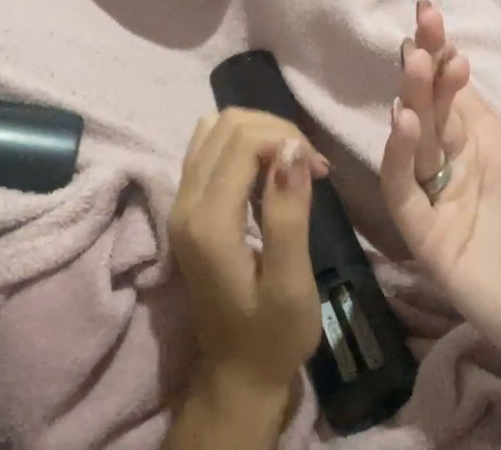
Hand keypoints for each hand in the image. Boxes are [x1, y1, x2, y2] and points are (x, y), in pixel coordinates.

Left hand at [168, 109, 328, 420]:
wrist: (236, 375)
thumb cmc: (273, 337)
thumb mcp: (291, 283)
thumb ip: (288, 214)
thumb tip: (293, 149)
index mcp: (207, 222)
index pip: (242, 139)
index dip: (287, 139)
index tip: (320, 171)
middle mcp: (184, 203)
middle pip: (226, 124)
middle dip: (276, 131)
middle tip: (312, 167)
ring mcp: (180, 203)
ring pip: (215, 129)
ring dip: (261, 134)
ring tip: (294, 166)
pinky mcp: (187, 206)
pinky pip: (208, 149)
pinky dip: (244, 145)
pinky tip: (270, 172)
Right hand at [379, 0, 500, 381]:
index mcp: (497, 145)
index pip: (456, 92)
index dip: (442, 54)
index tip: (432, 12)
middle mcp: (463, 168)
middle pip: (431, 109)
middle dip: (423, 67)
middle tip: (423, 27)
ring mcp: (446, 204)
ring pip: (413, 144)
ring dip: (411, 101)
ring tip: (416, 62)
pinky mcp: (434, 241)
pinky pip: (406, 194)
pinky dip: (400, 158)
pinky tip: (408, 122)